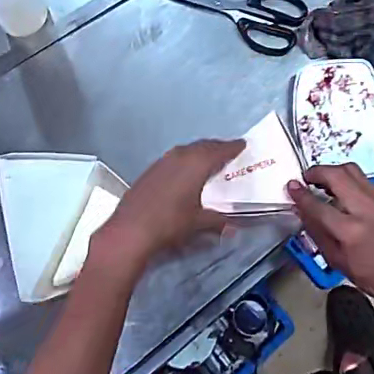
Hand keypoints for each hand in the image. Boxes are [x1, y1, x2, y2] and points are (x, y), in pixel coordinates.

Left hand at [92, 139, 245, 274]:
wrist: (131, 229)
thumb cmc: (170, 223)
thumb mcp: (198, 222)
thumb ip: (217, 220)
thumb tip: (231, 226)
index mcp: (197, 164)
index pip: (219, 150)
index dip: (232, 147)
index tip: (242, 144)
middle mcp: (180, 156)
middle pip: (203, 146)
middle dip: (217, 147)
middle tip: (228, 150)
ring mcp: (163, 161)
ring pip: (187, 150)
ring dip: (199, 152)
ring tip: (209, 158)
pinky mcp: (150, 170)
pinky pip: (174, 157)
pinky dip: (185, 159)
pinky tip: (185, 170)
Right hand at [288, 164, 373, 315]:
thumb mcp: (338, 261)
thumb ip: (318, 233)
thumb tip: (303, 212)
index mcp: (351, 231)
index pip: (318, 205)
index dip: (300, 194)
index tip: (291, 187)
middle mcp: (366, 210)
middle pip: (336, 175)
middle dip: (316, 172)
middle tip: (306, 178)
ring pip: (352, 170)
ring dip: (333, 171)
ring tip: (323, 182)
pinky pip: (363, 180)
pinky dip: (347, 179)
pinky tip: (341, 192)